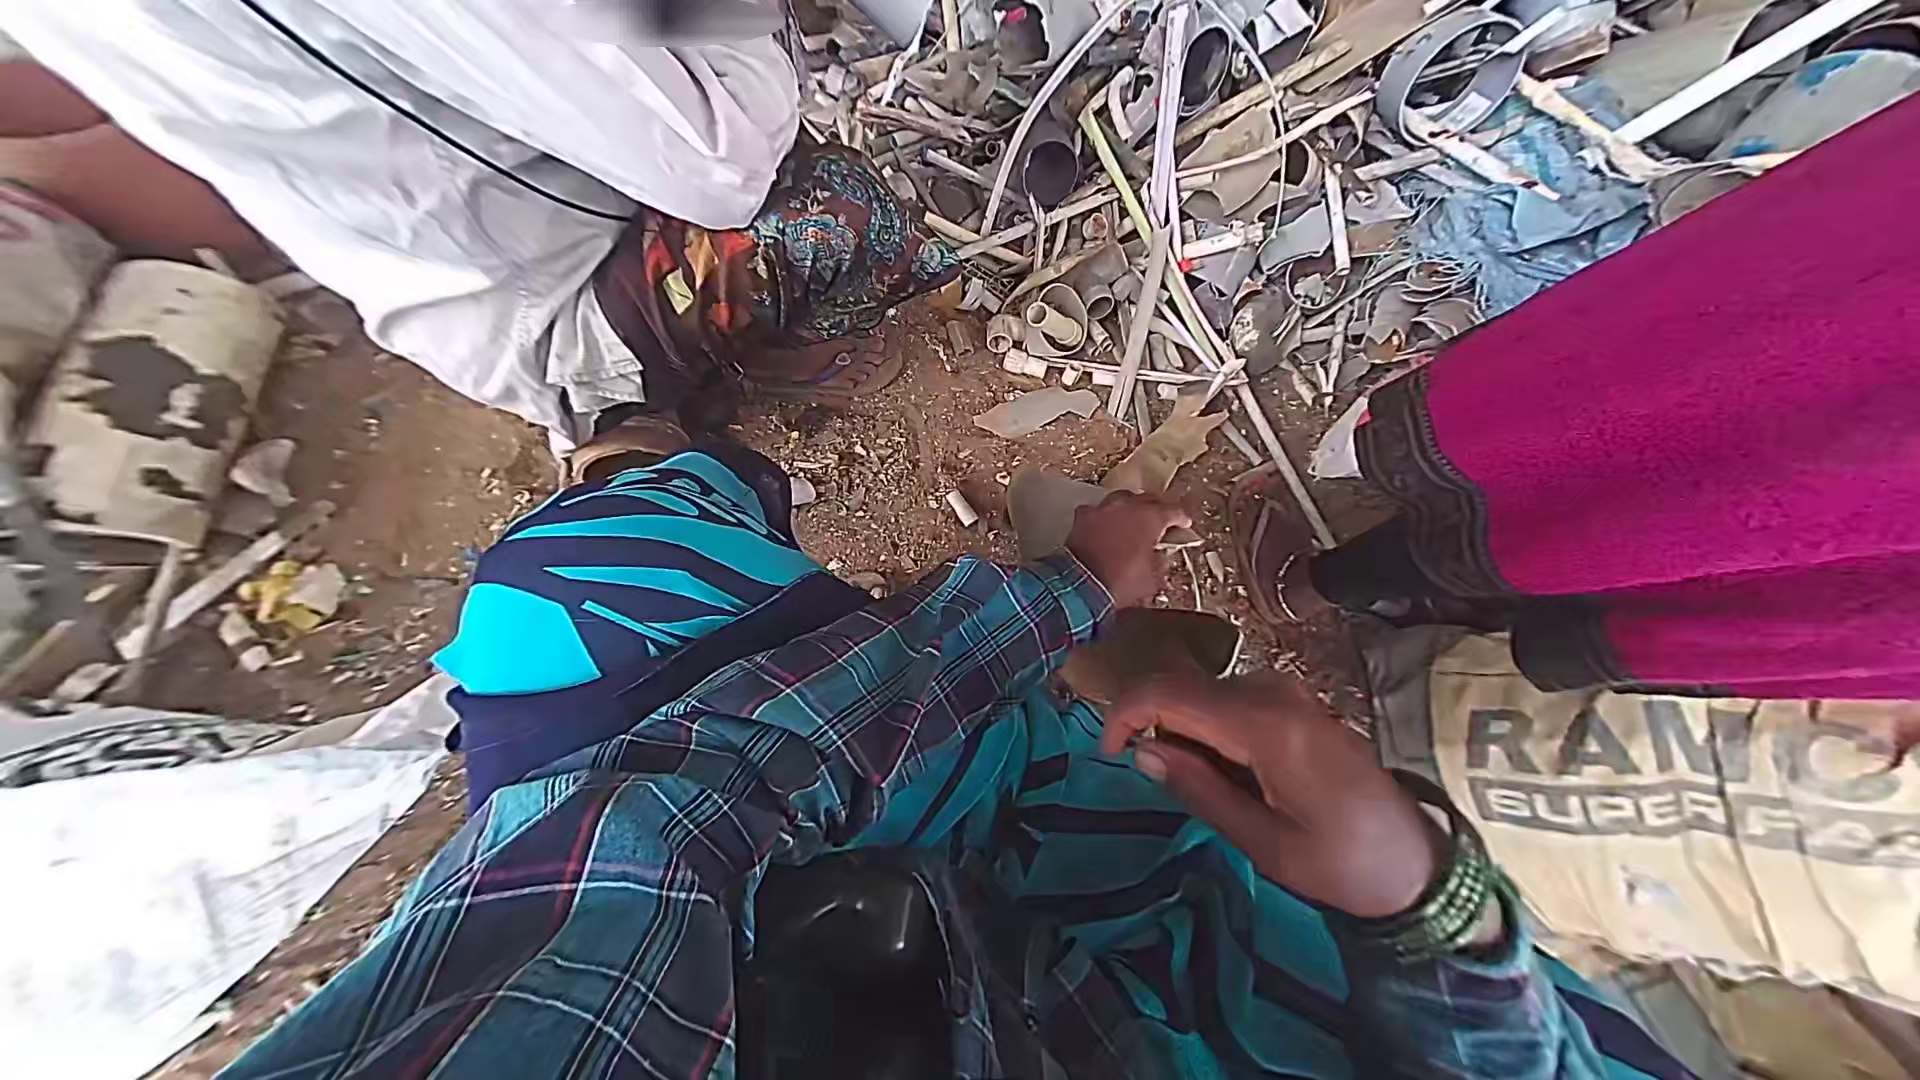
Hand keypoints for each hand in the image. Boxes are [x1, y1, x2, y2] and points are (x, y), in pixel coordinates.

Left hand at [1064, 491, 1190, 607]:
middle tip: (1161, 521)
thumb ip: (1161, 560)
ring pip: (1122, 499)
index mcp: (1150, 517)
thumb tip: (1161, 554)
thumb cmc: (1120, 581)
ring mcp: (1103, 508)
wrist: (1081, 584)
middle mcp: (1127, 506)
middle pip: (1148, 499)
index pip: (1174, 511)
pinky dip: (1105, 516)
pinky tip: (1106, 524)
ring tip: (1134, 519)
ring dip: (1131, 507)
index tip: (1184, 524)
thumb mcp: (1152, 577)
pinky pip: (1098, 510)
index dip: (1181, 519)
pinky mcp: (1083, 516)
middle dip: (1157, 509)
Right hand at [1100, 670, 1444, 918]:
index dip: (1124, 714)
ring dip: (1179, 731)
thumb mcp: (1263, 842)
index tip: (1109, 750)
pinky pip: (1222, 699)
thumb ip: (1198, 789)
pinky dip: (1204, 729)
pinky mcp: (1286, 698)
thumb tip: (1142, 752)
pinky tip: (1228, 771)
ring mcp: (1281, 690)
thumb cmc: (1342, 863)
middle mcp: (1271, 691)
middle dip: (1151, 726)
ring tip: (1206, 785)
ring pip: (1197, 693)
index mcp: (1265, 725)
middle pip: (1179, 687)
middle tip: (1160, 778)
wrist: (1417, 863)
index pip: (1169, 693)